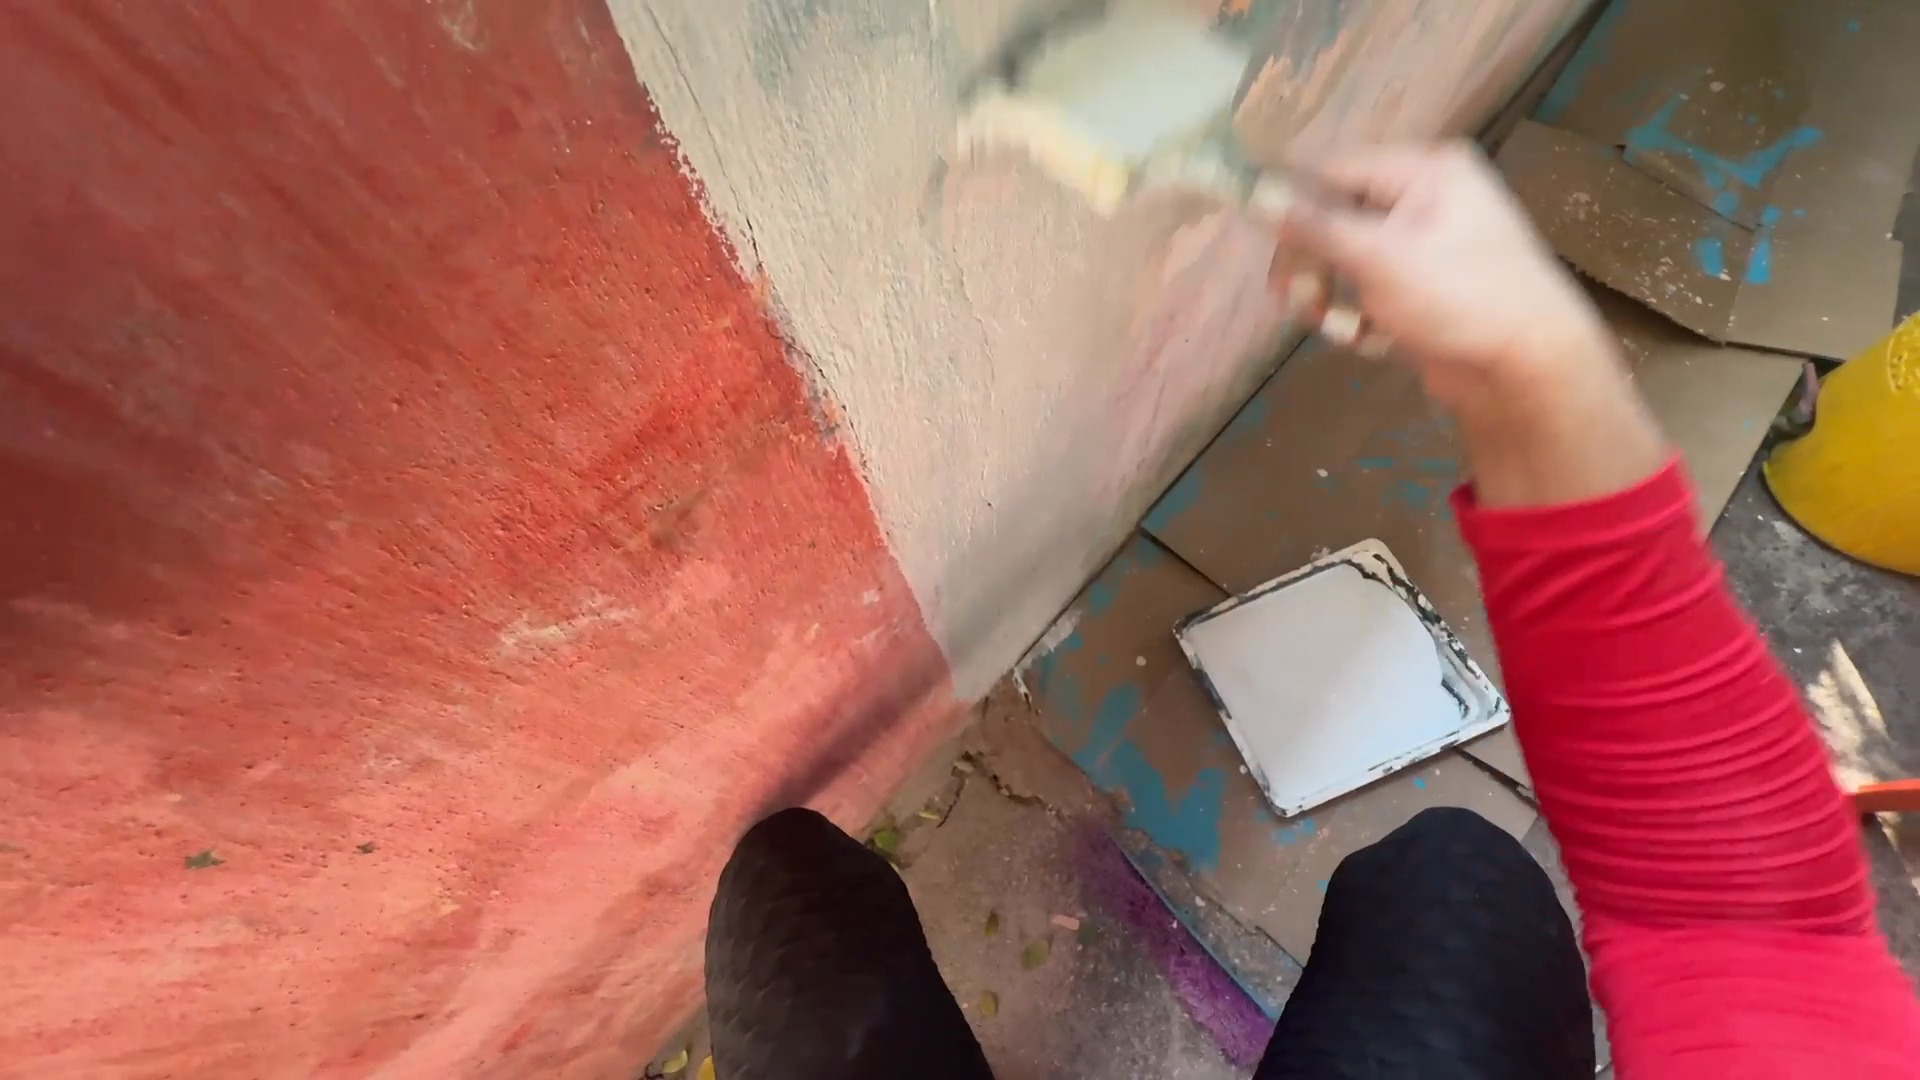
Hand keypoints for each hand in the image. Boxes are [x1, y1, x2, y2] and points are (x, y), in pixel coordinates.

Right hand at [1270, 141, 1618, 409]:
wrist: (1522, 365)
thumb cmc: (1457, 296)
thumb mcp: (1377, 258)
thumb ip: (1314, 227)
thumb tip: (1257, 195)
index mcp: (1424, 171)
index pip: (1333, 174)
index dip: (1293, 209)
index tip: (1267, 249)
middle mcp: (1423, 199)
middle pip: (1332, 223)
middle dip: (1312, 268)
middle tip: (1296, 304)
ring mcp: (1420, 247)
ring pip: (1342, 265)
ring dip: (1329, 301)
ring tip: (1340, 329)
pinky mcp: (1416, 289)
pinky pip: (1362, 294)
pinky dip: (1356, 319)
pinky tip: (1369, 340)